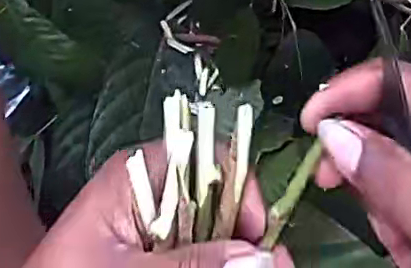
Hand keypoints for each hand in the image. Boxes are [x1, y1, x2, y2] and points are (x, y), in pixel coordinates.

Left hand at [25, 141, 295, 267]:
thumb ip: (190, 264)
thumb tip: (258, 258)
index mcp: (138, 172)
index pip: (206, 154)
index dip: (238, 186)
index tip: (256, 230)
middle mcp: (152, 190)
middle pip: (217, 196)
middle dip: (246, 232)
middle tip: (272, 264)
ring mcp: (154, 226)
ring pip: (212, 231)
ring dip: (236, 254)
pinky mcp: (153, 255)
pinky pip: (195, 252)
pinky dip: (214, 264)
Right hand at [301, 62, 410, 267]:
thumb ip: (388, 175)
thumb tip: (330, 129)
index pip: (389, 77)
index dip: (345, 93)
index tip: (307, 126)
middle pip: (384, 118)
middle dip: (370, 169)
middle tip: (374, 216)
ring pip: (389, 158)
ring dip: (385, 205)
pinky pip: (405, 186)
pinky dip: (399, 219)